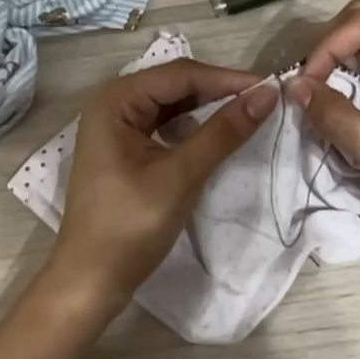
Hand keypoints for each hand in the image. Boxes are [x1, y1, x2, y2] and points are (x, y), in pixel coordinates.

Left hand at [53, 58, 276, 299]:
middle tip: (264, 100)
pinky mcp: (125, 148)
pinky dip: (193, 126)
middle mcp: (113, 103)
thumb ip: (223, 133)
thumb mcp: (180, 176)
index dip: (226, 79)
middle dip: (219, 90)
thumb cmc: (128, 227)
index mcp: (116, 100)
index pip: (181, 75)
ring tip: (248, 112)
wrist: (89, 284)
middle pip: (176, 84)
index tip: (270, 87)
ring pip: (173, 103)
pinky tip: (217, 133)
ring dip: (208, 107)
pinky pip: (165, 123)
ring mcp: (117, 126)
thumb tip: (267, 95)